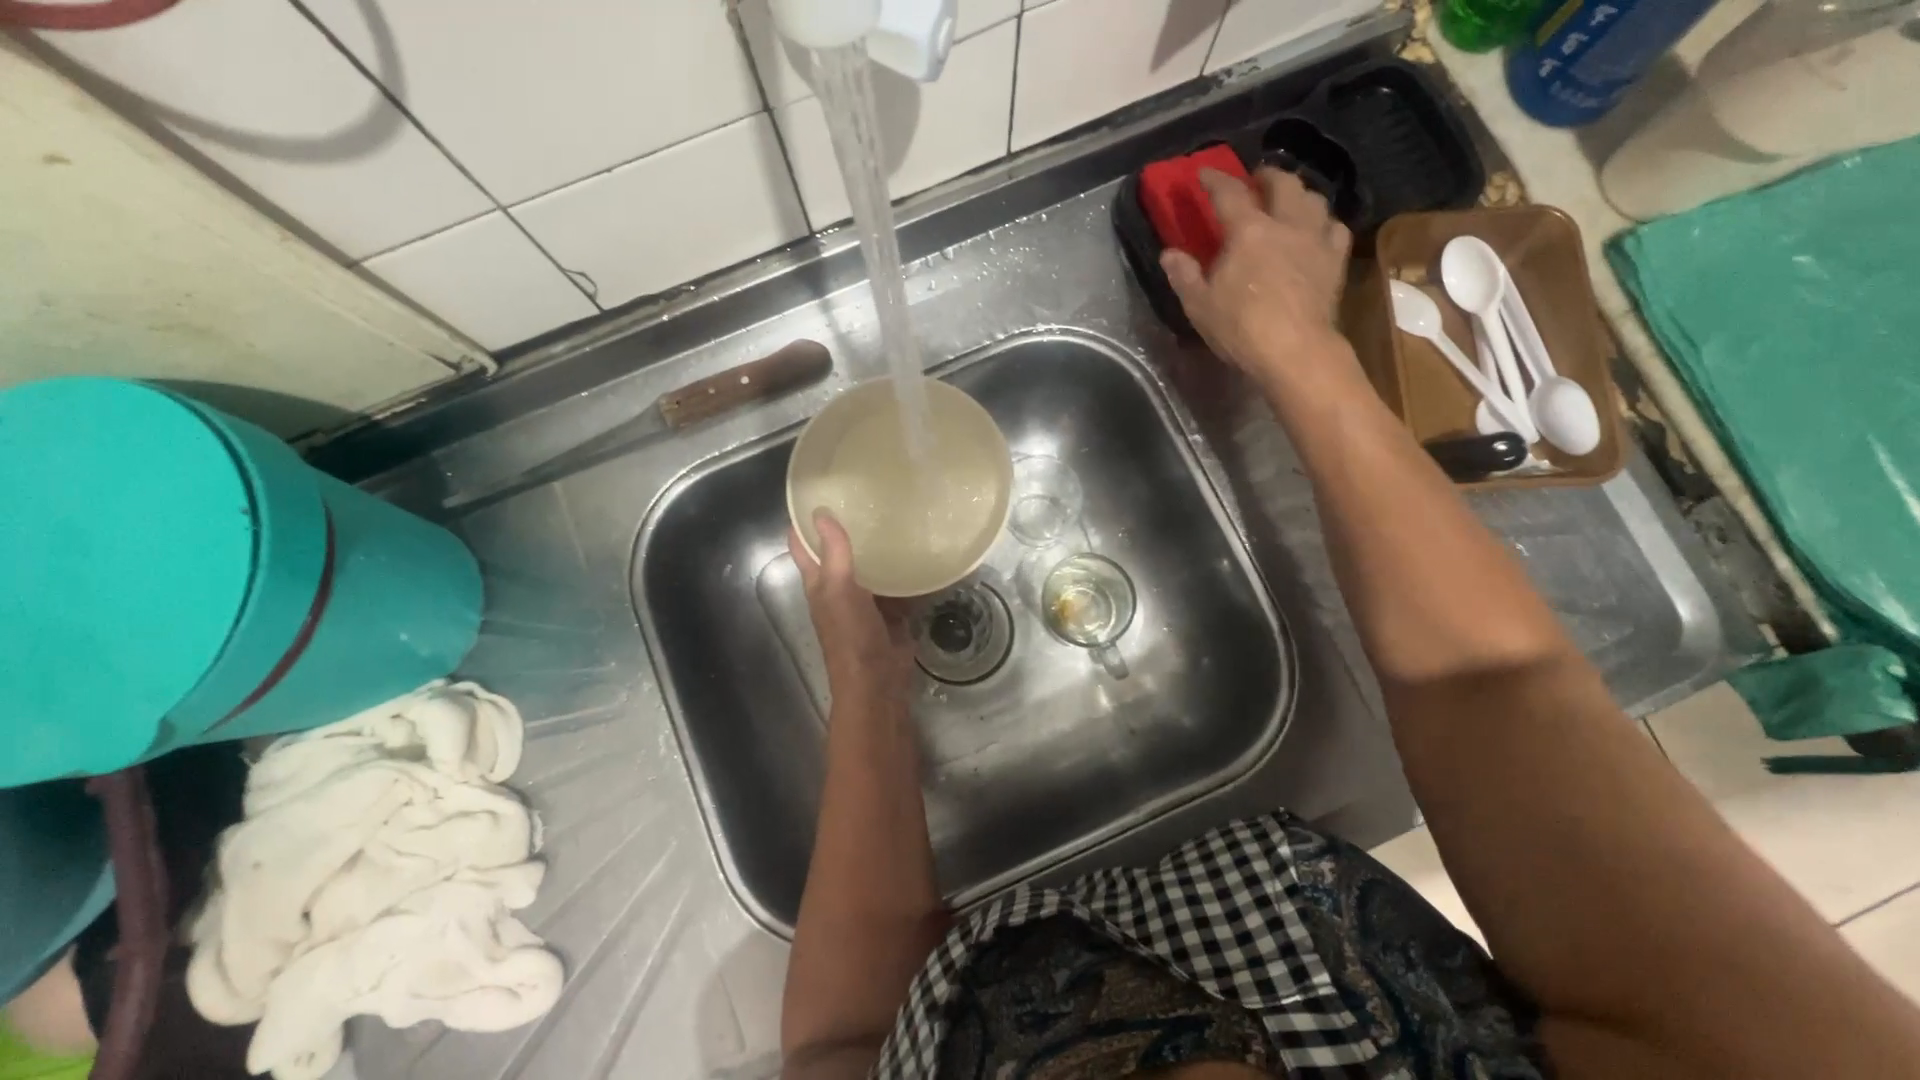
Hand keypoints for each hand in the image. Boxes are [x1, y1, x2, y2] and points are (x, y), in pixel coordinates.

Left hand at [791, 510, 916, 715]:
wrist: (878, 683)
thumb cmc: (851, 636)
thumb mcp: (839, 590)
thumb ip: (834, 553)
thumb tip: (819, 512)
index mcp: (819, 583)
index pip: (803, 545)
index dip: (803, 520)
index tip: (817, 489)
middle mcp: (840, 588)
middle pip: (840, 553)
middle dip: (850, 527)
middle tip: (869, 493)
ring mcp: (868, 601)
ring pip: (873, 567)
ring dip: (882, 548)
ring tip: (900, 514)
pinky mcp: (893, 613)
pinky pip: (900, 587)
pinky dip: (909, 573)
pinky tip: (923, 551)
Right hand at [1161, 167, 1356, 395]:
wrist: (1296, 351)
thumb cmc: (1241, 328)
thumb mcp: (1199, 306)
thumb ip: (1184, 275)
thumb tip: (1169, 254)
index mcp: (1248, 231)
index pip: (1229, 193)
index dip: (1215, 179)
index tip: (1205, 173)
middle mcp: (1286, 224)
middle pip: (1282, 183)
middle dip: (1267, 175)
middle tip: (1256, 179)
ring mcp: (1316, 240)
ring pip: (1313, 198)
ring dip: (1298, 193)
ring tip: (1289, 200)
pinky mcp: (1336, 261)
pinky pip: (1335, 227)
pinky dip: (1324, 221)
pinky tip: (1317, 229)